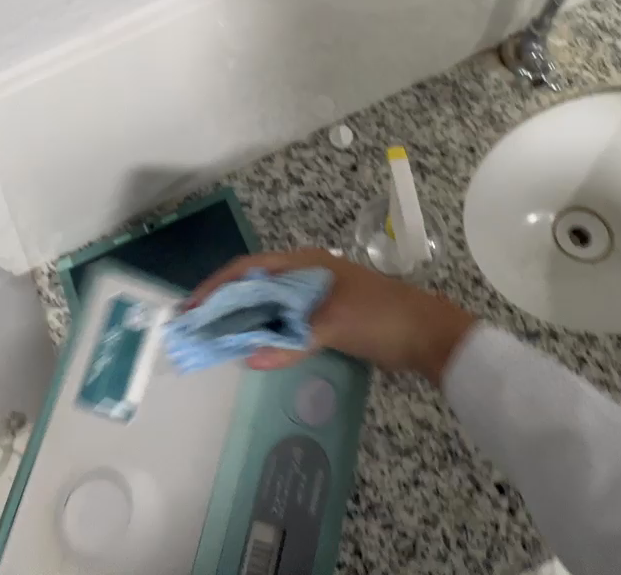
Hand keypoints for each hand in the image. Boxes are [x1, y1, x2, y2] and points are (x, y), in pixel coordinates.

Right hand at [188, 248, 475, 383]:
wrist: (428, 334)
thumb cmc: (379, 318)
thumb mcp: (333, 326)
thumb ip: (290, 341)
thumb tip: (248, 357)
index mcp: (303, 262)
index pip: (249, 268)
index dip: (218, 286)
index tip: (192, 308)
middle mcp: (304, 272)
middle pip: (254, 284)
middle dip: (224, 303)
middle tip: (197, 327)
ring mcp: (314, 293)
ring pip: (268, 303)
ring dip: (243, 318)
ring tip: (216, 339)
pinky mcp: (324, 314)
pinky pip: (283, 319)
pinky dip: (265, 331)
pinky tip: (253, 347)